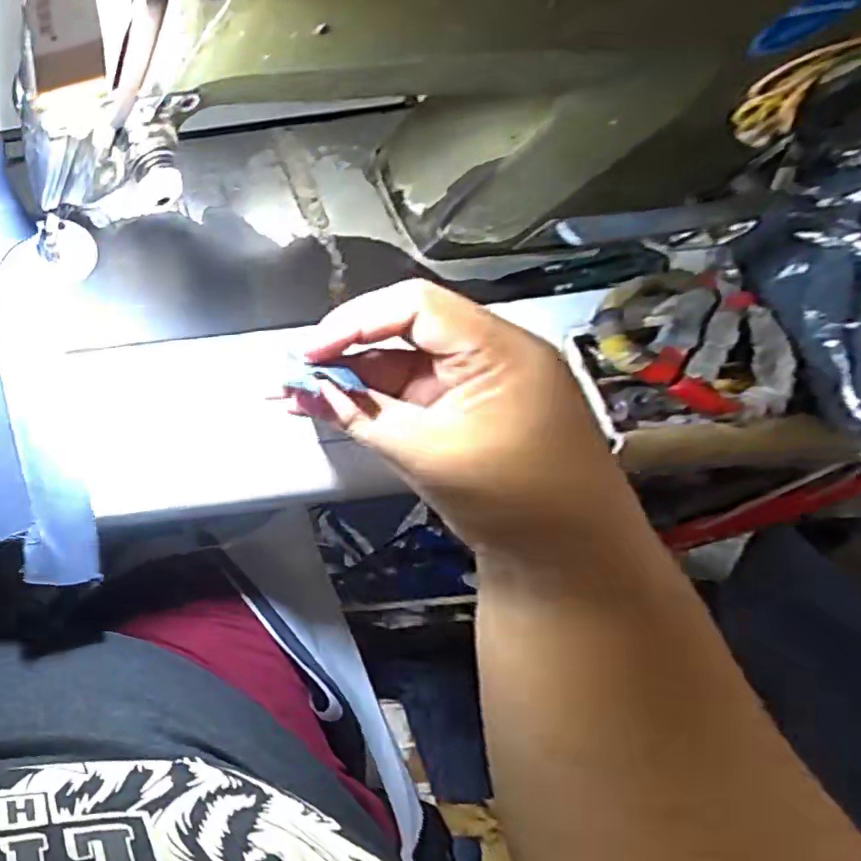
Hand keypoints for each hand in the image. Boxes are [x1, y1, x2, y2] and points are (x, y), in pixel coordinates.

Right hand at [292, 280, 632, 553]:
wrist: (566, 554)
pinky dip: (367, 400)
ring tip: (297, 393)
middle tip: (294, 372)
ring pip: (397, 365)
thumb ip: (363, 415)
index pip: (414, 307)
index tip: (311, 352)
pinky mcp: (462, 410)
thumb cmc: (516, 500)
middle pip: (401, 331)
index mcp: (496, 351)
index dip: (354, 322)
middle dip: (342, 350)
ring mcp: (474, 384)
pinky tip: (327, 406)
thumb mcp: (425, 453)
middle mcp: (487, 356)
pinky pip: (406, 394)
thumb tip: (315, 390)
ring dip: (346, 378)